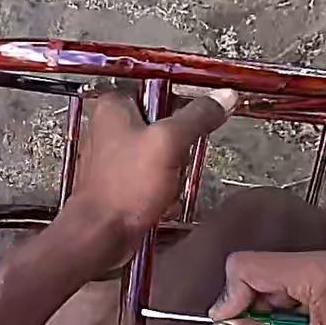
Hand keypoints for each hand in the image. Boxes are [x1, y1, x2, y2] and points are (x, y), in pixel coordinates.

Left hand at [61, 88, 237, 261]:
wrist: (100, 235)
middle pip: (166, 124)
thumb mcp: (169, 143)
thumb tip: (225, 97)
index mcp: (114, 105)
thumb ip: (197, 116)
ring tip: (167, 185)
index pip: (161, 89)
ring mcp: (115, 155)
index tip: (194, 125)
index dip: (183, 107)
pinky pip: (154, 176)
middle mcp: (110, 126)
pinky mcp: (121, 180)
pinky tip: (160, 200)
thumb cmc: (126, 187)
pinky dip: (163, 188)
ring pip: (163, 153)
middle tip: (176, 162)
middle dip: (179, 148)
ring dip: (174, 171)